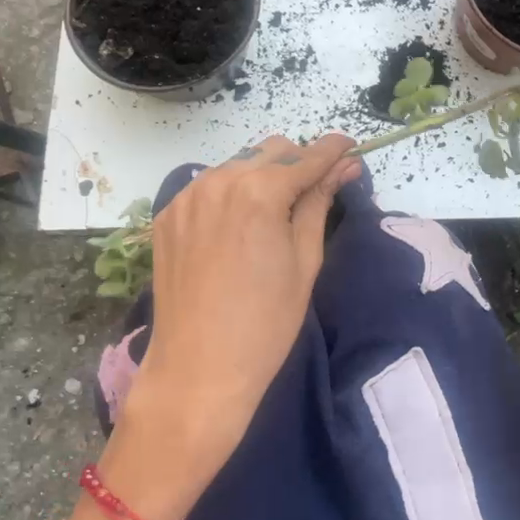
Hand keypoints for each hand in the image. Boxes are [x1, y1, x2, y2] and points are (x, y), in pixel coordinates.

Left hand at [96, 135, 360, 519]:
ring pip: (238, 164)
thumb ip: (320, 203)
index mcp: (260, 192)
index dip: (333, 150)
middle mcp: (220, 181)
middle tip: (316, 190)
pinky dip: (231, 193)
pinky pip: (208, 186)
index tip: (351, 147)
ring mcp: (188, 196)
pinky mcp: (168, 215)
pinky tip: (239, 226)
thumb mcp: (305, 261)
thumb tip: (344, 167)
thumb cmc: (266, 324)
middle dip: (298, 162)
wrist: (197, 372)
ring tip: (275, 212)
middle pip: (272, 150)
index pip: (307, 157)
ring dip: (263, 175)